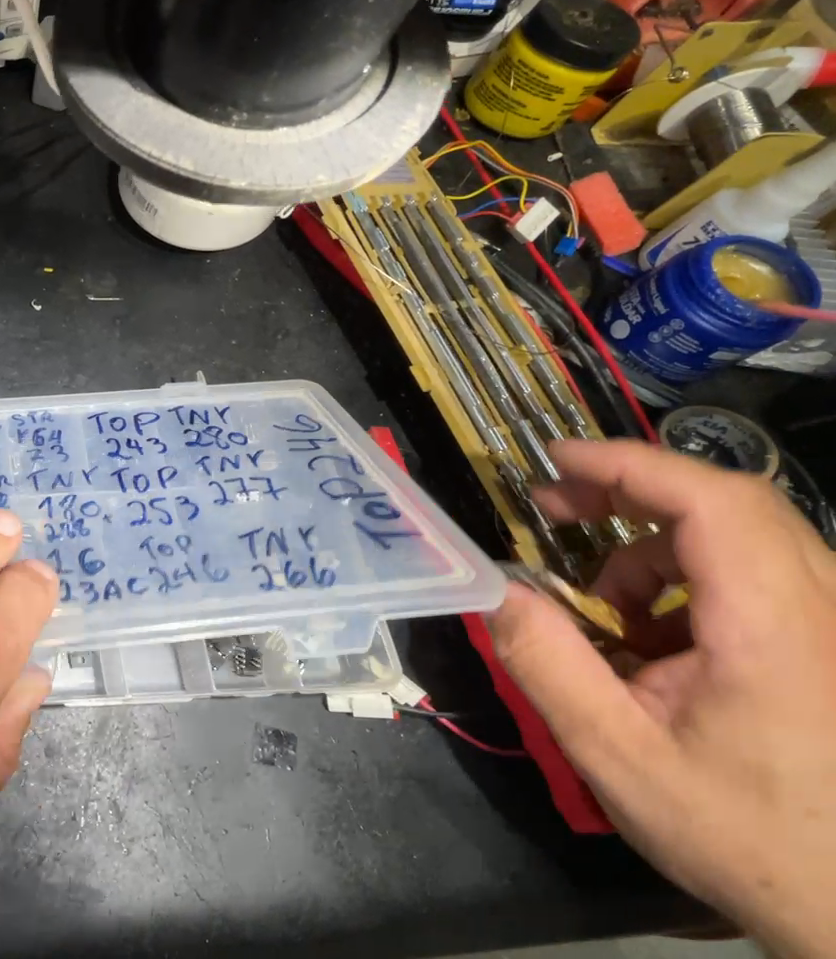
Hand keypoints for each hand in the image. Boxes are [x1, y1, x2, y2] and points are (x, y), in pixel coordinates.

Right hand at [488, 439, 835, 957]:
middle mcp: (826, 614)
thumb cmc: (741, 834)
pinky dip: (688, 585)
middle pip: (732, 505)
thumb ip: (546, 661)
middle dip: (629, 493)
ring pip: (745, 539)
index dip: (630, 465)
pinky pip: (762, 578)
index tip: (554, 460)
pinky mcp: (833, 649)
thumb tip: (494, 589)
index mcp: (776, 633)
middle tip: (552, 511)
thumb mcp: (614, 753)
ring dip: (653, 550)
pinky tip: (654, 641)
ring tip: (602, 609)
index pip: (715, 504)